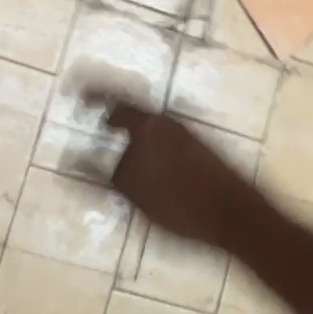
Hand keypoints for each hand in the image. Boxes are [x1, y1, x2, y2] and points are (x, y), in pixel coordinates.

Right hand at [89, 88, 271, 250]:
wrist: (238, 217)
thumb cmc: (181, 201)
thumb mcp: (135, 192)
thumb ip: (105, 173)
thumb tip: (74, 161)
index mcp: (149, 124)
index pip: (113, 103)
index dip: (92, 97)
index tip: (77, 96)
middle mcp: (167, 123)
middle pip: (133, 114)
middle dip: (113, 119)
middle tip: (98, 127)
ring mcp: (186, 137)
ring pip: (150, 129)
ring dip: (132, 138)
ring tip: (119, 157)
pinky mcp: (200, 153)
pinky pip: (164, 143)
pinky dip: (149, 150)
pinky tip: (146, 172)